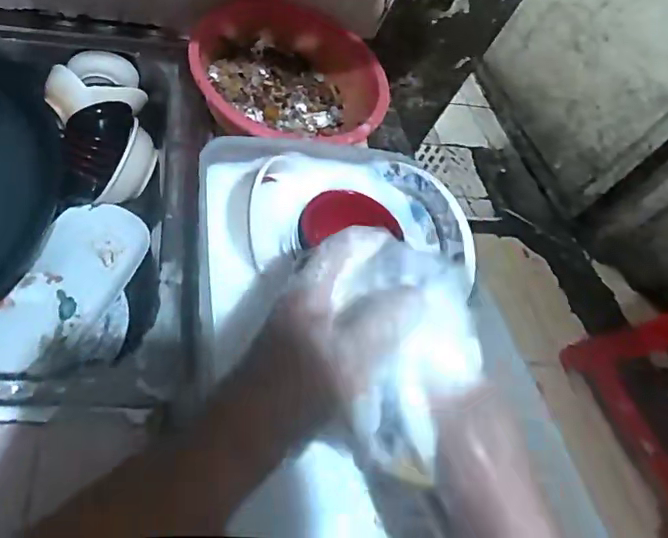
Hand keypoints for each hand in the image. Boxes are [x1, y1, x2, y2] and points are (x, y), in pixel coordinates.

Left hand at [239, 228, 433, 435]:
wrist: (251, 430)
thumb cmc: (299, 387)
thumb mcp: (348, 357)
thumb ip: (382, 323)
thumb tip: (416, 294)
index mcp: (310, 287)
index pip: (343, 243)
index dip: (373, 238)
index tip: (404, 248)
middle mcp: (301, 293)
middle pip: (341, 264)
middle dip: (374, 266)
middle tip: (407, 277)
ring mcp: (296, 317)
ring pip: (337, 290)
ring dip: (365, 291)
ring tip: (399, 304)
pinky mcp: (296, 342)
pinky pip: (333, 314)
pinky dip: (356, 316)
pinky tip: (376, 337)